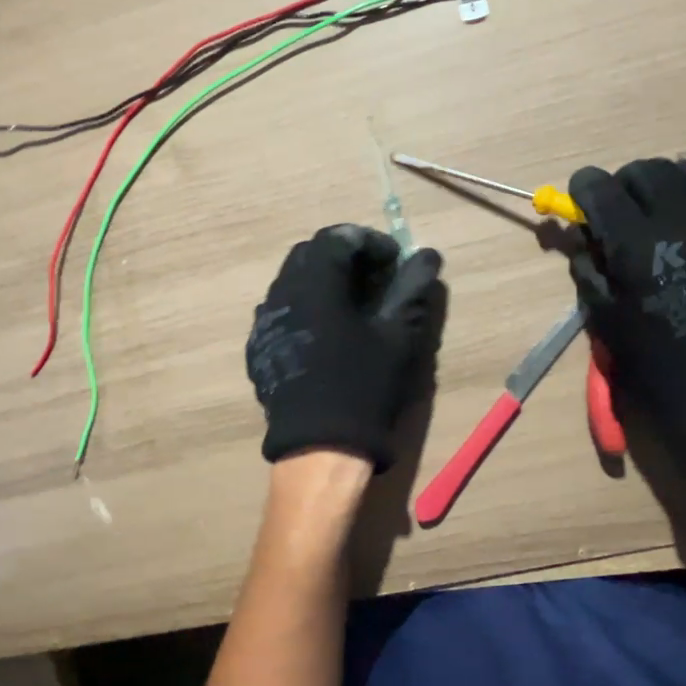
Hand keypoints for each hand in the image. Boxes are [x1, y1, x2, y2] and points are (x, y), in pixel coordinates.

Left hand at [246, 225, 443, 469]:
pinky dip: (307, 309)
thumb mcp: (397, 335)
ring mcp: (264, 323)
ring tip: (353, 308)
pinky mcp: (258, 349)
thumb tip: (427, 257)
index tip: (395, 262)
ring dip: (323, 283)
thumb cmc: (363, 385)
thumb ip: (411, 289)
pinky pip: (282, 313)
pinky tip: (327, 337)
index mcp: (314, 282)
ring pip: (292, 283)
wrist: (318, 447)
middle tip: (376, 280)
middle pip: (310, 255)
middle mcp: (280, 293)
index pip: (338, 238)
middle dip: (344, 258)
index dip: (371, 243)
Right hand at [568, 157, 685, 466]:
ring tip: (666, 208)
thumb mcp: (604, 317)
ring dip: (671, 182)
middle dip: (627, 186)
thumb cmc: (655, 362)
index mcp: (634, 245)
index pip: (600, 188)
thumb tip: (584, 233)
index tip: (584, 202)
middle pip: (645, 171)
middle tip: (624, 211)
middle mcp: (678, 219)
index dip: (585, 191)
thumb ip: (589, 267)